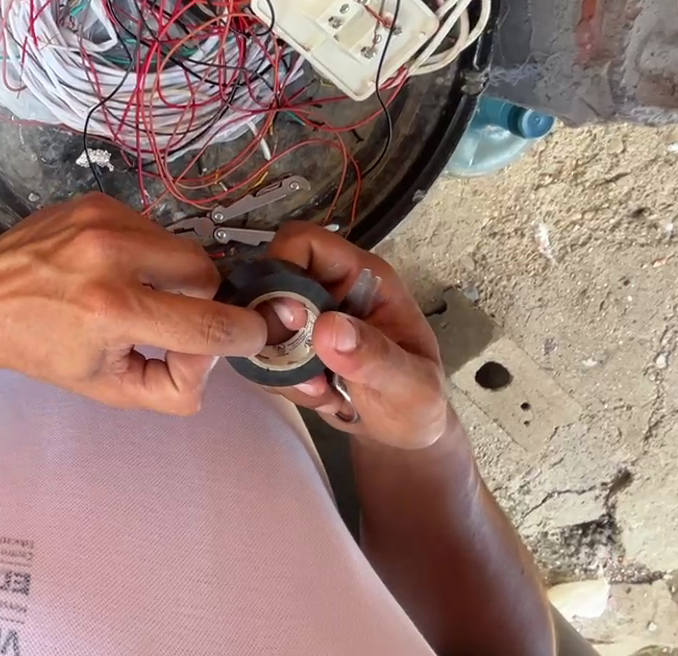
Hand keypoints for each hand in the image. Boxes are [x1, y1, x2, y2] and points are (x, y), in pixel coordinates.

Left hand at [0, 193, 265, 415]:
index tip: (246, 336)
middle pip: (206, 271)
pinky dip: (144, 251)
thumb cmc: (41, 349)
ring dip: (171, 273)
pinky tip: (111, 267)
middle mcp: (111, 255)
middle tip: (166, 318)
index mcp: (114, 310)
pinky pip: (150, 226)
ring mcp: (102, 219)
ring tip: (133, 291)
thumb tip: (214, 355)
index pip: (212, 324)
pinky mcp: (95, 200)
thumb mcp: (107, 389)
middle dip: (199, 300)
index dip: (243, 335)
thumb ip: (175, 387)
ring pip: (179, 245)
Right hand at [260, 223, 449, 449]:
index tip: (293, 318)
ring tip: (320, 391)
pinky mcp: (289, 341)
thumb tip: (327, 327)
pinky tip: (317, 395)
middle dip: (277, 330)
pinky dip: (279, 378)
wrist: (403, 435)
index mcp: (361, 277)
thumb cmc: (418, 403)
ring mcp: (305, 315)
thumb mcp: (412, 386)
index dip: (285, 268)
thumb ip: (375, 356)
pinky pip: (260, 348)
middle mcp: (327, 288)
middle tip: (304, 371)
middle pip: (269, 280)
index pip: (303, 241)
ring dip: (279, 361)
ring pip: (259, 318)